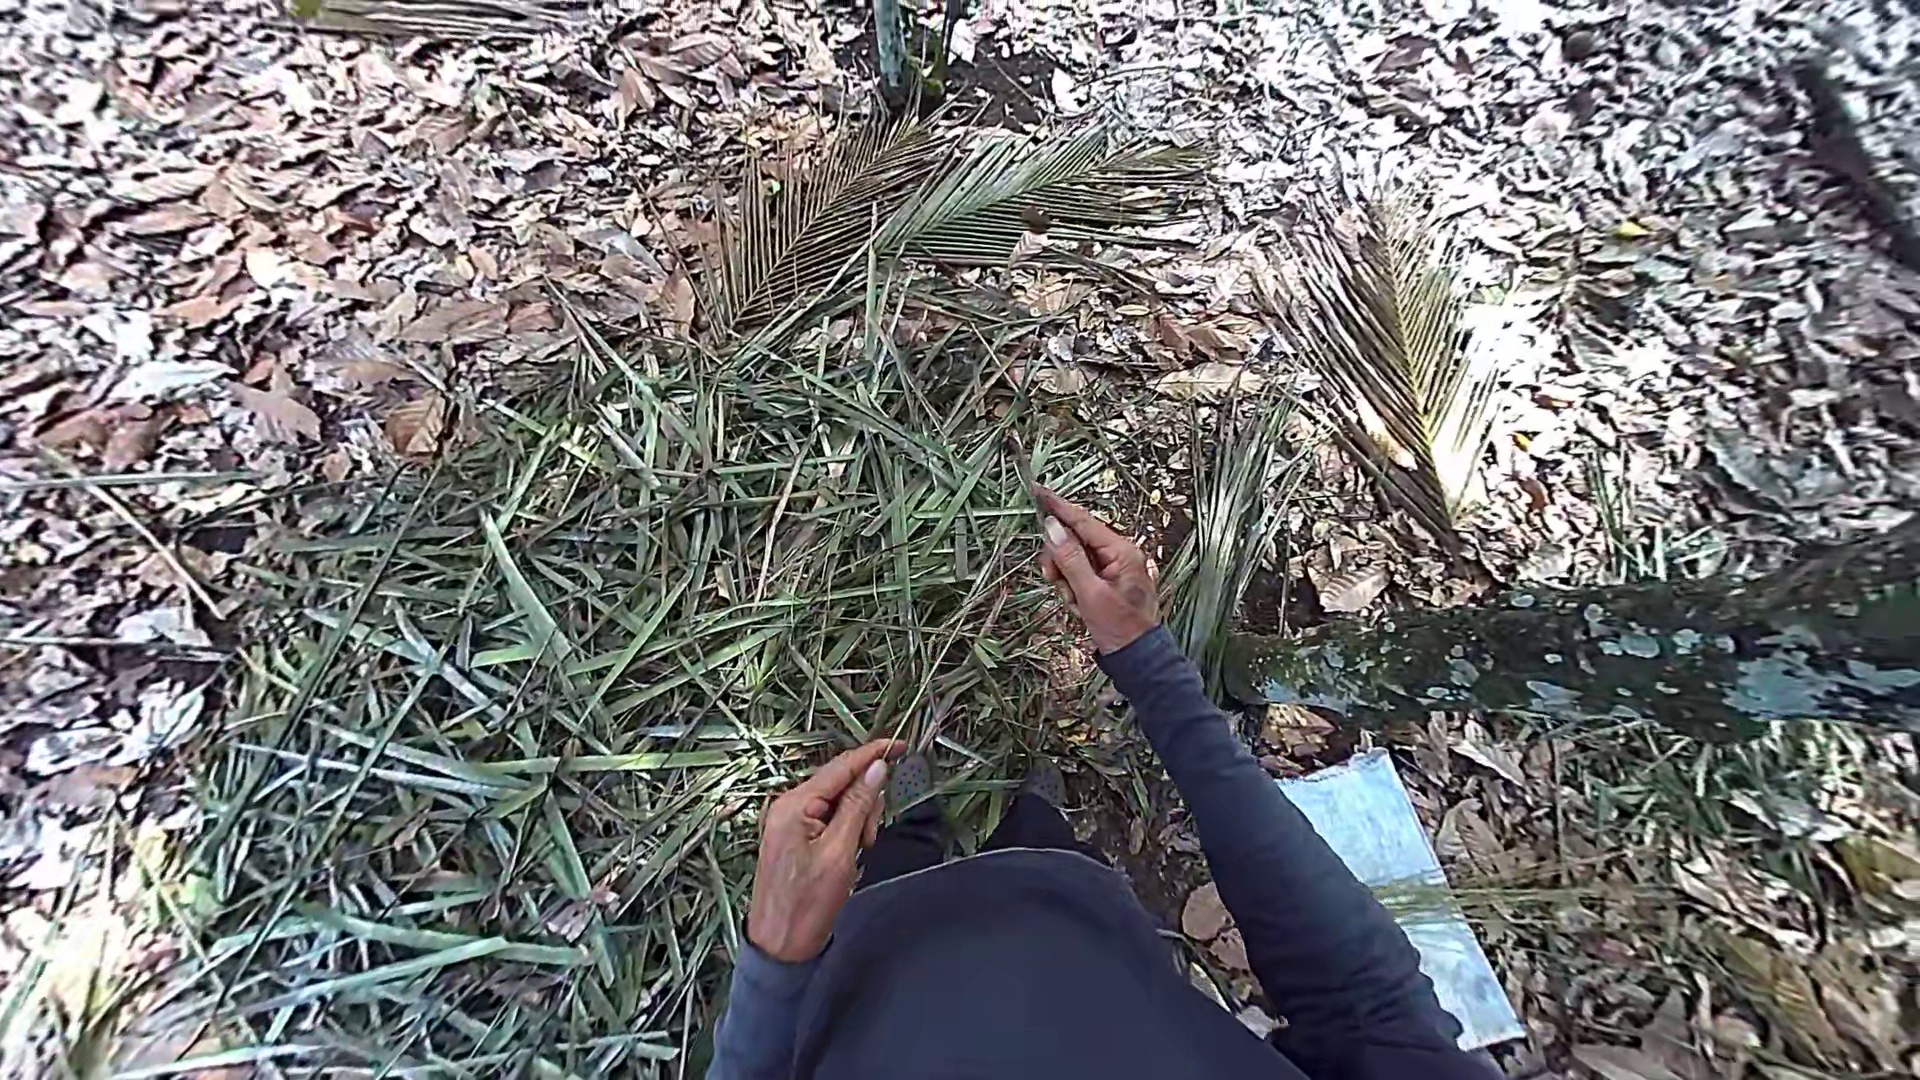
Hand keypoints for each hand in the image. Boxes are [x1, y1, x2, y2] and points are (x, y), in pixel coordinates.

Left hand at [747, 740, 902, 962]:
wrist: (780, 950)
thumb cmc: (805, 907)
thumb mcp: (840, 851)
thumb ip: (858, 804)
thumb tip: (876, 768)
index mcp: (795, 804)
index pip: (842, 766)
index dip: (872, 754)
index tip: (897, 745)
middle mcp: (790, 805)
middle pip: (842, 781)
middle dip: (866, 800)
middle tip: (869, 835)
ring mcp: (792, 819)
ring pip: (840, 798)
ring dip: (859, 816)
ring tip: (859, 848)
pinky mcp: (797, 833)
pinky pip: (831, 815)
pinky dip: (848, 826)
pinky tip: (850, 848)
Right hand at [1036, 488, 1159, 653]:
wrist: (1137, 659)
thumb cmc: (1119, 627)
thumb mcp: (1090, 594)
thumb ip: (1070, 559)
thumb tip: (1052, 527)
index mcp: (1121, 551)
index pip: (1083, 521)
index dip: (1058, 507)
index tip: (1037, 492)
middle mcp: (1118, 553)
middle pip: (1074, 540)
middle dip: (1059, 560)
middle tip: (1054, 580)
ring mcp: (1111, 567)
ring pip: (1072, 558)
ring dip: (1065, 579)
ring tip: (1073, 601)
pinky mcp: (1104, 580)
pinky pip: (1077, 573)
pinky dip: (1071, 588)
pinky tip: (1078, 605)